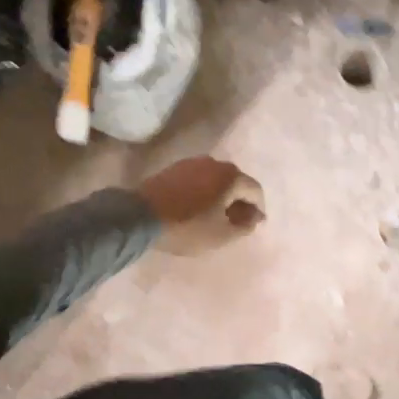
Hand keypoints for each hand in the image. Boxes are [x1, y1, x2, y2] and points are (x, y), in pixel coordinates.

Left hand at [137, 157, 265, 255]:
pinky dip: (204, 191)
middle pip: (236, 182)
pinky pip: (199, 179)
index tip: (251, 226)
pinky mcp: (175, 168)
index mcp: (231, 177)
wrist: (141, 216)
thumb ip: (244, 226)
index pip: (255, 191)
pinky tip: (196, 207)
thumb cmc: (187, 227)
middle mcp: (215, 163)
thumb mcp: (221, 235)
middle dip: (239, 202)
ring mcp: (193, 162)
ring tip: (214, 216)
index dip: (257, 210)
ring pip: (216, 180)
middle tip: (234, 222)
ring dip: (220, 196)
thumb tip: (255, 217)